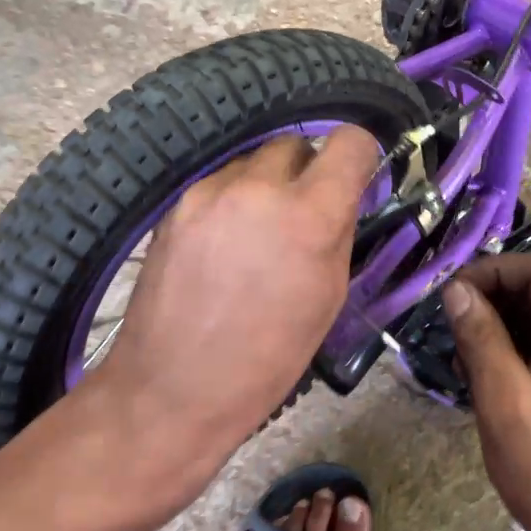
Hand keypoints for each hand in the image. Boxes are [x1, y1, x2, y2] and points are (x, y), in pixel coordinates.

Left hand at [93, 127, 379, 473]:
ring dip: (266, 185)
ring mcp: (211, 192)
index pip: (349, 142)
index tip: (356, 175)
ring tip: (256, 235)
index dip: (359, 155)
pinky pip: (219, 184)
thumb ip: (338, 231)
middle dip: (307, 171)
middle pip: (296, 144)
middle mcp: (259, 189)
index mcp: (309, 217)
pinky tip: (222, 245)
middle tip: (302, 212)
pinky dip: (231, 202)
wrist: (172, 389)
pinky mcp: (177, 203)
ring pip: (254, 163)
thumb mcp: (327, 297)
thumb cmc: (266, 359)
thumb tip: (344, 194)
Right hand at [442, 254, 530, 530]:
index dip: (495, 270)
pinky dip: (513, 345)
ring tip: (461, 349)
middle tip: (451, 321)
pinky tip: (482, 368)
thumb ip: (481, 338)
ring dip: (499, 321)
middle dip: (493, 296)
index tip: (453, 292)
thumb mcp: (506, 403)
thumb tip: (455, 289)